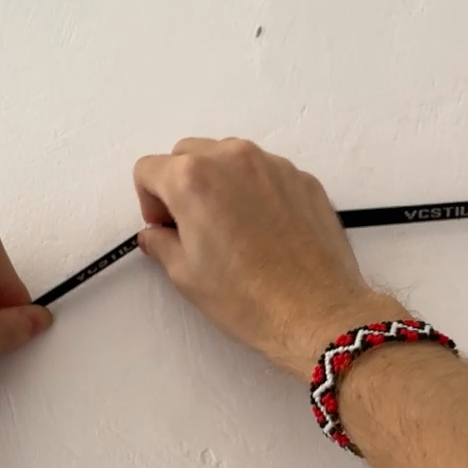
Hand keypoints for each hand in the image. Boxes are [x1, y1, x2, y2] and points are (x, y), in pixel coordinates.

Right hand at [134, 138, 404, 375]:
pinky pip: (266, 173)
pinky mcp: (304, 179)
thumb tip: (157, 235)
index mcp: (194, 179)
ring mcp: (274, 165)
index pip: (149, 168)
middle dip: (181, 185)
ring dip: (220, 183)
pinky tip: (264, 231)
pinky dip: (256, 191)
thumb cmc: (254, 299)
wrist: (317, 313)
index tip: (164, 225)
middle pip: (188, 154)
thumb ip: (161, 243)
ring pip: (229, 158)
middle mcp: (234, 159)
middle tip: (191, 226)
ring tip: (231, 229)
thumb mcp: (186, 275)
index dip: (149, 201)